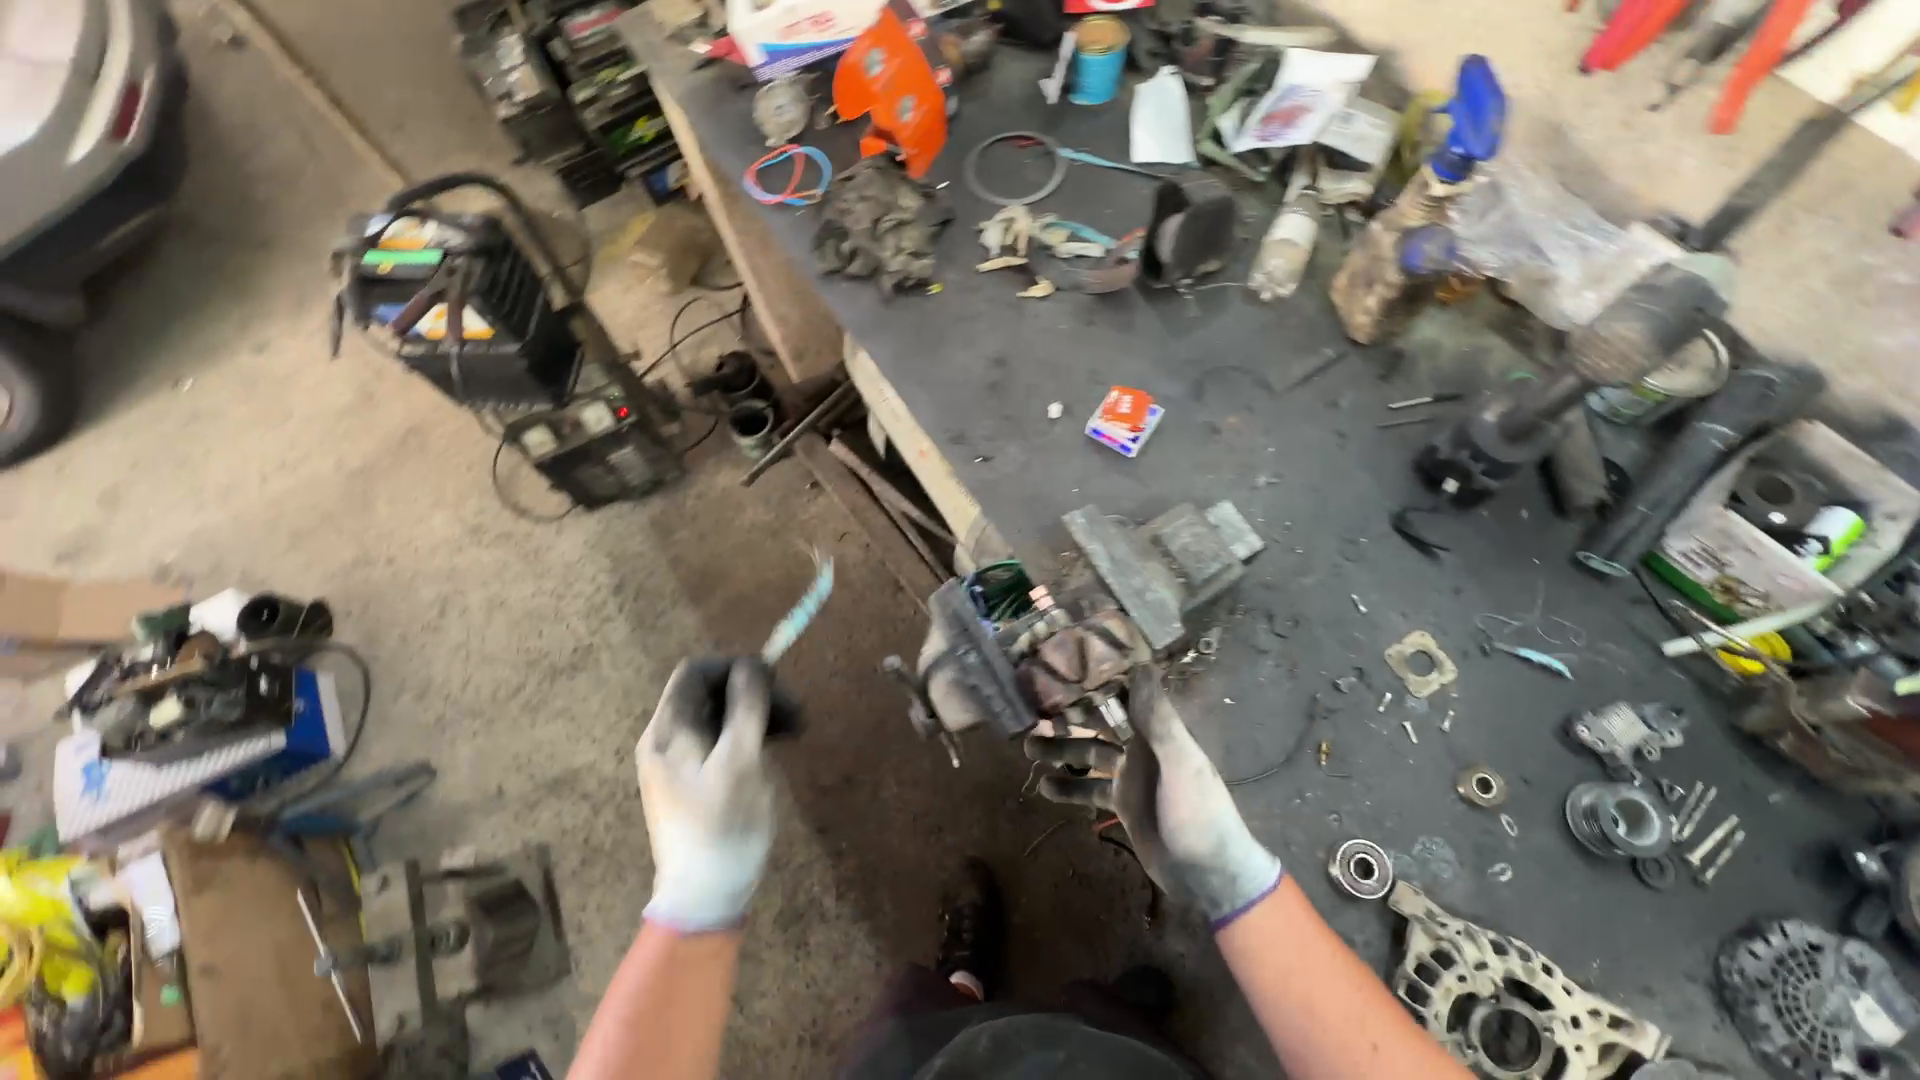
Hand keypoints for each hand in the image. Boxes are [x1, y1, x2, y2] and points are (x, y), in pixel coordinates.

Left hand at [636, 657, 776, 932]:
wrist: (704, 896)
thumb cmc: (724, 826)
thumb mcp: (741, 761)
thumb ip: (746, 707)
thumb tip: (751, 664)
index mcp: (669, 731)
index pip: (695, 672)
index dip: (735, 667)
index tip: (774, 683)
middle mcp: (667, 739)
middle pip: (709, 692)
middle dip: (754, 692)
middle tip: (796, 712)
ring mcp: (679, 761)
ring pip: (719, 716)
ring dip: (757, 713)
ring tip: (797, 729)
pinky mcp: (694, 780)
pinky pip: (720, 740)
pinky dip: (748, 735)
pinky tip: (776, 747)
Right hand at [1026, 667, 1282, 927]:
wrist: (1209, 875)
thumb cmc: (1197, 813)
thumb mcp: (1179, 762)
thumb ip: (1158, 717)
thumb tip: (1142, 664)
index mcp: (1157, 732)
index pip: (1121, 698)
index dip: (1093, 685)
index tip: (1061, 671)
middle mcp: (1142, 748)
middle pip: (1098, 726)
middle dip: (1067, 719)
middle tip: (1032, 714)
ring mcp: (1131, 778)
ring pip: (1088, 757)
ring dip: (1060, 751)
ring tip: (1028, 748)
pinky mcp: (1123, 806)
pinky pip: (1089, 790)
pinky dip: (1068, 787)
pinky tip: (1044, 787)